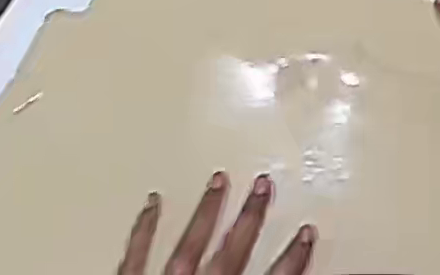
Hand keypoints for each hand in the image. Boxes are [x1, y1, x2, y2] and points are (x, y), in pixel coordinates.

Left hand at [117, 172, 314, 274]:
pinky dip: (144, 231)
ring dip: (206, 212)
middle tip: (263, 183)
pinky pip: (134, 261)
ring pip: (188, 248)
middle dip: (249, 219)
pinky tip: (152, 204)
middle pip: (230, 255)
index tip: (306, 233)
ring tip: (218, 178)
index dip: (292, 261)